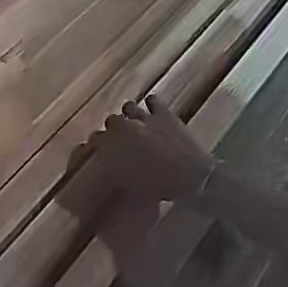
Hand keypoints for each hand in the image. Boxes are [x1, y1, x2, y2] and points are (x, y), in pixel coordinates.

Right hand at [75, 95, 217, 203]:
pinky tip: (152, 108)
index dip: (96, 143)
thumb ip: (116, 168)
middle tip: (118, 137)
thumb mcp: (130, 181)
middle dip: (113, 128)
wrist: (191, 177)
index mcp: (114, 147)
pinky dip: (151, 104)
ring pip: (129, 107)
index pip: (96, 139)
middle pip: (111, 121)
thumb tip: (110, 162)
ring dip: (129, 114)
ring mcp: (145, 118)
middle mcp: (125, 128)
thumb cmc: (159, 186)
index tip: (98, 148)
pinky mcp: (164, 113)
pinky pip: (152, 100)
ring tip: (134, 121)